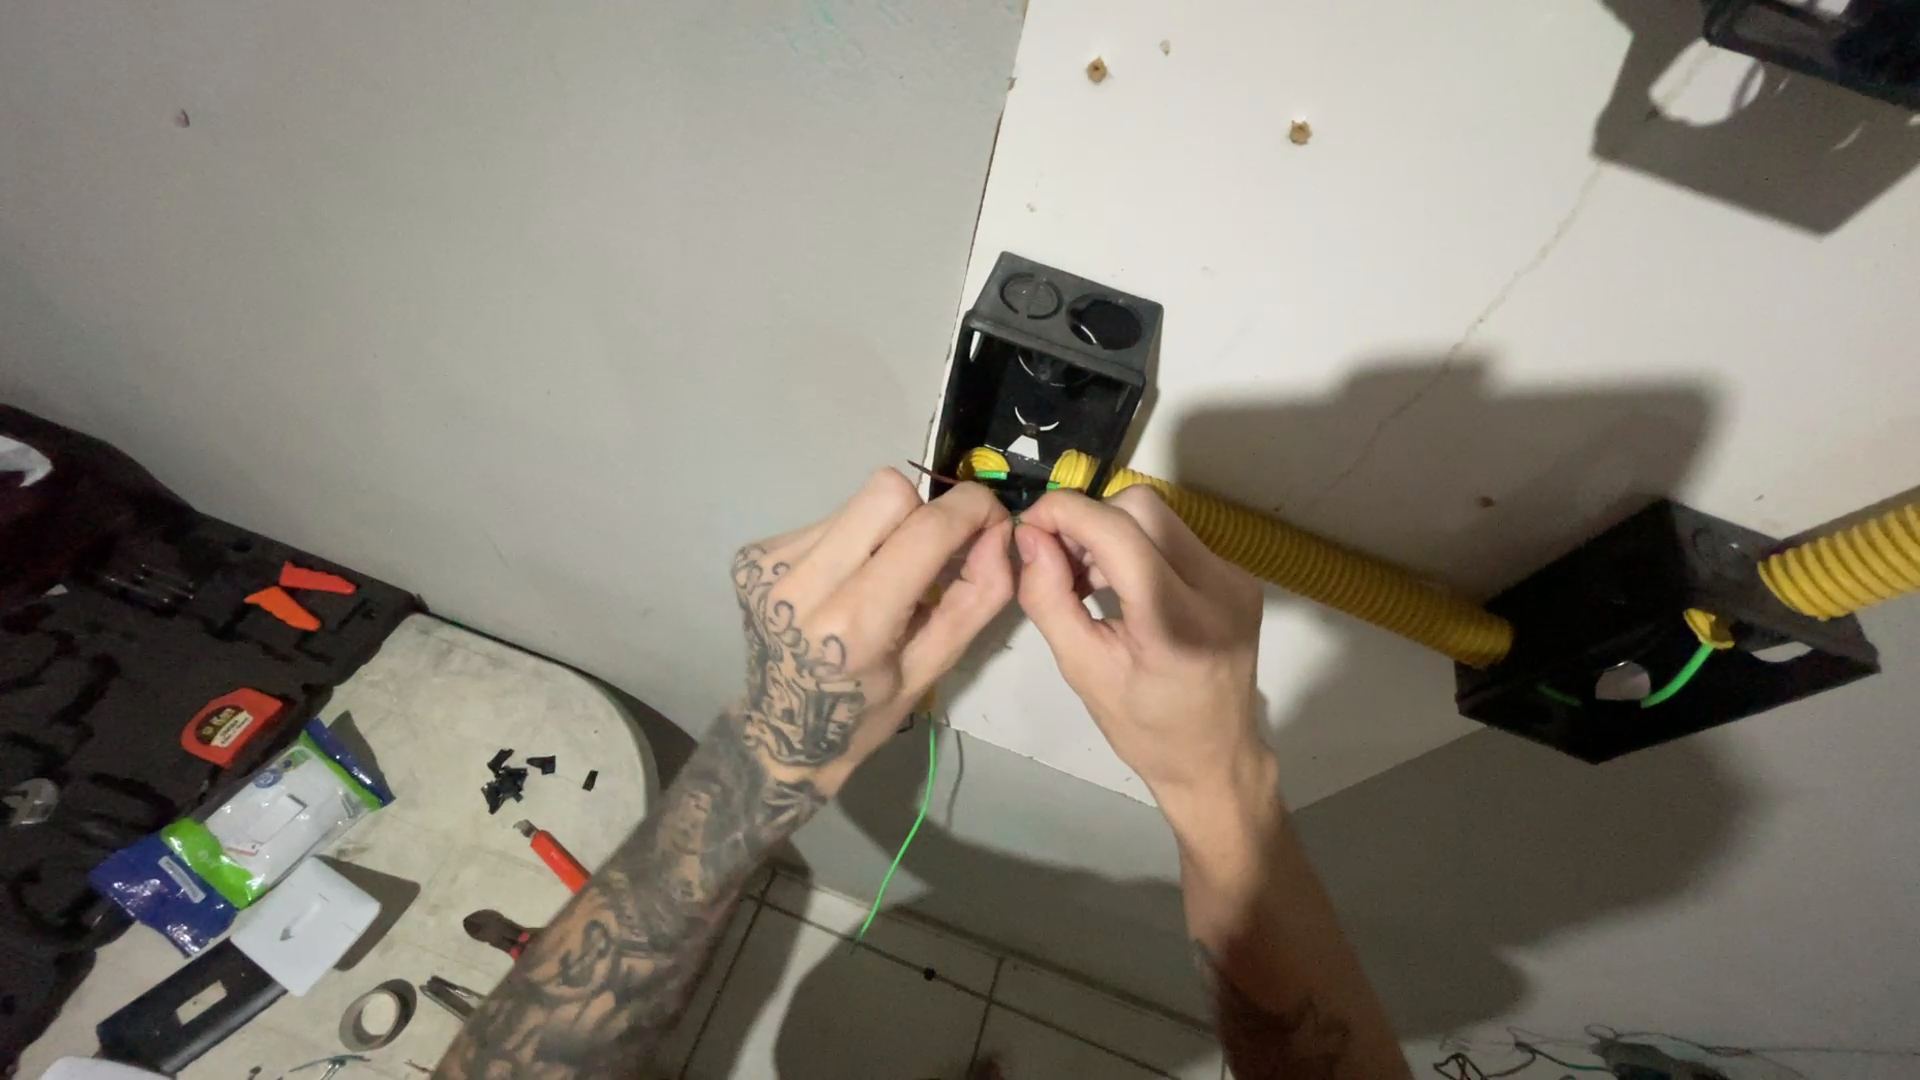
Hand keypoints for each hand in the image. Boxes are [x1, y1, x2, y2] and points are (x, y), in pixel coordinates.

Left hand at [733, 469, 1012, 794]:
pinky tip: (847, 580)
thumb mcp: (934, 668)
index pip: (926, 529)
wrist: (780, 735)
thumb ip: (978, 595)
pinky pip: (829, 518)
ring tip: (882, 575)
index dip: (971, 510)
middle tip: (929, 554)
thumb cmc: (865, 713)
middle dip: (924, 511)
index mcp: (852, 625)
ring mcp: (770, 564)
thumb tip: (1000, 531)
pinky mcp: (753, 553)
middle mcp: (802, 583)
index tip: (990, 519)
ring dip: (887, 527)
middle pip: (887, 490)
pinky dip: (854, 538)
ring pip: (857, 500)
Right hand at [1014, 487, 1267, 799]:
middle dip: (1090, 521)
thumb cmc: (1143, 727)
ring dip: (1111, 532)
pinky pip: (1175, 535)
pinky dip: (1137, 546)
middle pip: (1141, 507)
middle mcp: (1218, 586)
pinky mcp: (1238, 575)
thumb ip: (1048, 598)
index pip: (1118, 531)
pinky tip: (1121, 586)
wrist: (1215, 758)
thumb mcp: (1080, 668)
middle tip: (1061, 562)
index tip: (1030, 526)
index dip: (1065, 512)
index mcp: (1177, 620)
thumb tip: (1030, 536)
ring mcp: (1235, 577)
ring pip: (1158, 516)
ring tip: (1089, 581)